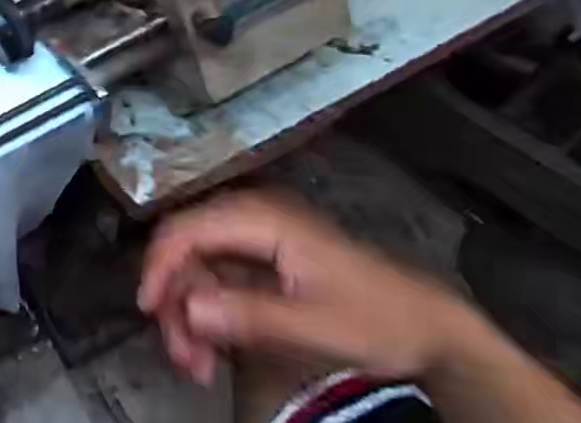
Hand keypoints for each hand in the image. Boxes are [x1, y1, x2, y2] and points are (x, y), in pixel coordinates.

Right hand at [137, 191, 473, 384]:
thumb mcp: (318, 326)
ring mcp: (253, 234)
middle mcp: (247, 215)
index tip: (148, 309)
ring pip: (196, 264)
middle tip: (183, 356)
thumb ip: (251, 315)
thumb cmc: (379, 318)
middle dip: (176, 300)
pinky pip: (216, 276)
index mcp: (259, 217)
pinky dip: (209, 311)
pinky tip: (213, 348)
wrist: (433, 325)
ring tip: (199, 365)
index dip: (160, 266)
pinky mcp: (258, 256)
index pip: (187, 229)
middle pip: (186, 247)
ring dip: (190, 312)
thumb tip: (188, 311)